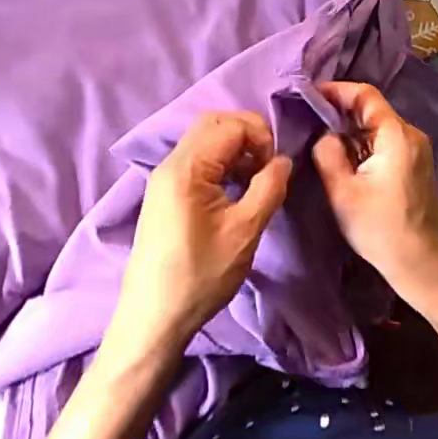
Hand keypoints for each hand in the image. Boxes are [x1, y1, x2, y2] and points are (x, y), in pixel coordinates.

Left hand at [107, 112, 292, 359]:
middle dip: (247, 135)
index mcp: (187, 167)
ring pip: (204, 140)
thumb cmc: (201, 274)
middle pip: (213, 124)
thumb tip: (283, 160)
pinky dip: (220, 162)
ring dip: (234, 148)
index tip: (275, 168)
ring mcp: (164, 176)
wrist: (154, 314)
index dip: (260, 137)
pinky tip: (235, 189)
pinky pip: (196, 159)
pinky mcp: (164, 192)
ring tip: (255, 179)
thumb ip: (269, 188)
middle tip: (267, 165)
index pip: (230, 125)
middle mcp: (171, 162)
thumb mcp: (245, 231)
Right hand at [312, 82, 437, 300]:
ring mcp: (413, 149)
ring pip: (374, 125)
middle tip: (305, 116)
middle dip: (337, 110)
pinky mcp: (411, 163)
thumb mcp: (343, 191)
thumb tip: (322, 133)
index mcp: (397, 136)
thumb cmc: (380, 229)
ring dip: (347, 128)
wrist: (420, 264)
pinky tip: (338, 154)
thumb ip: (327, 153)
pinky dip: (359, 142)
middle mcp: (410, 135)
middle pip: (370, 109)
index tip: (307, 95)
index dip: (335, 90)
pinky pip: (381, 141)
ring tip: (315, 134)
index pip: (365, 95)